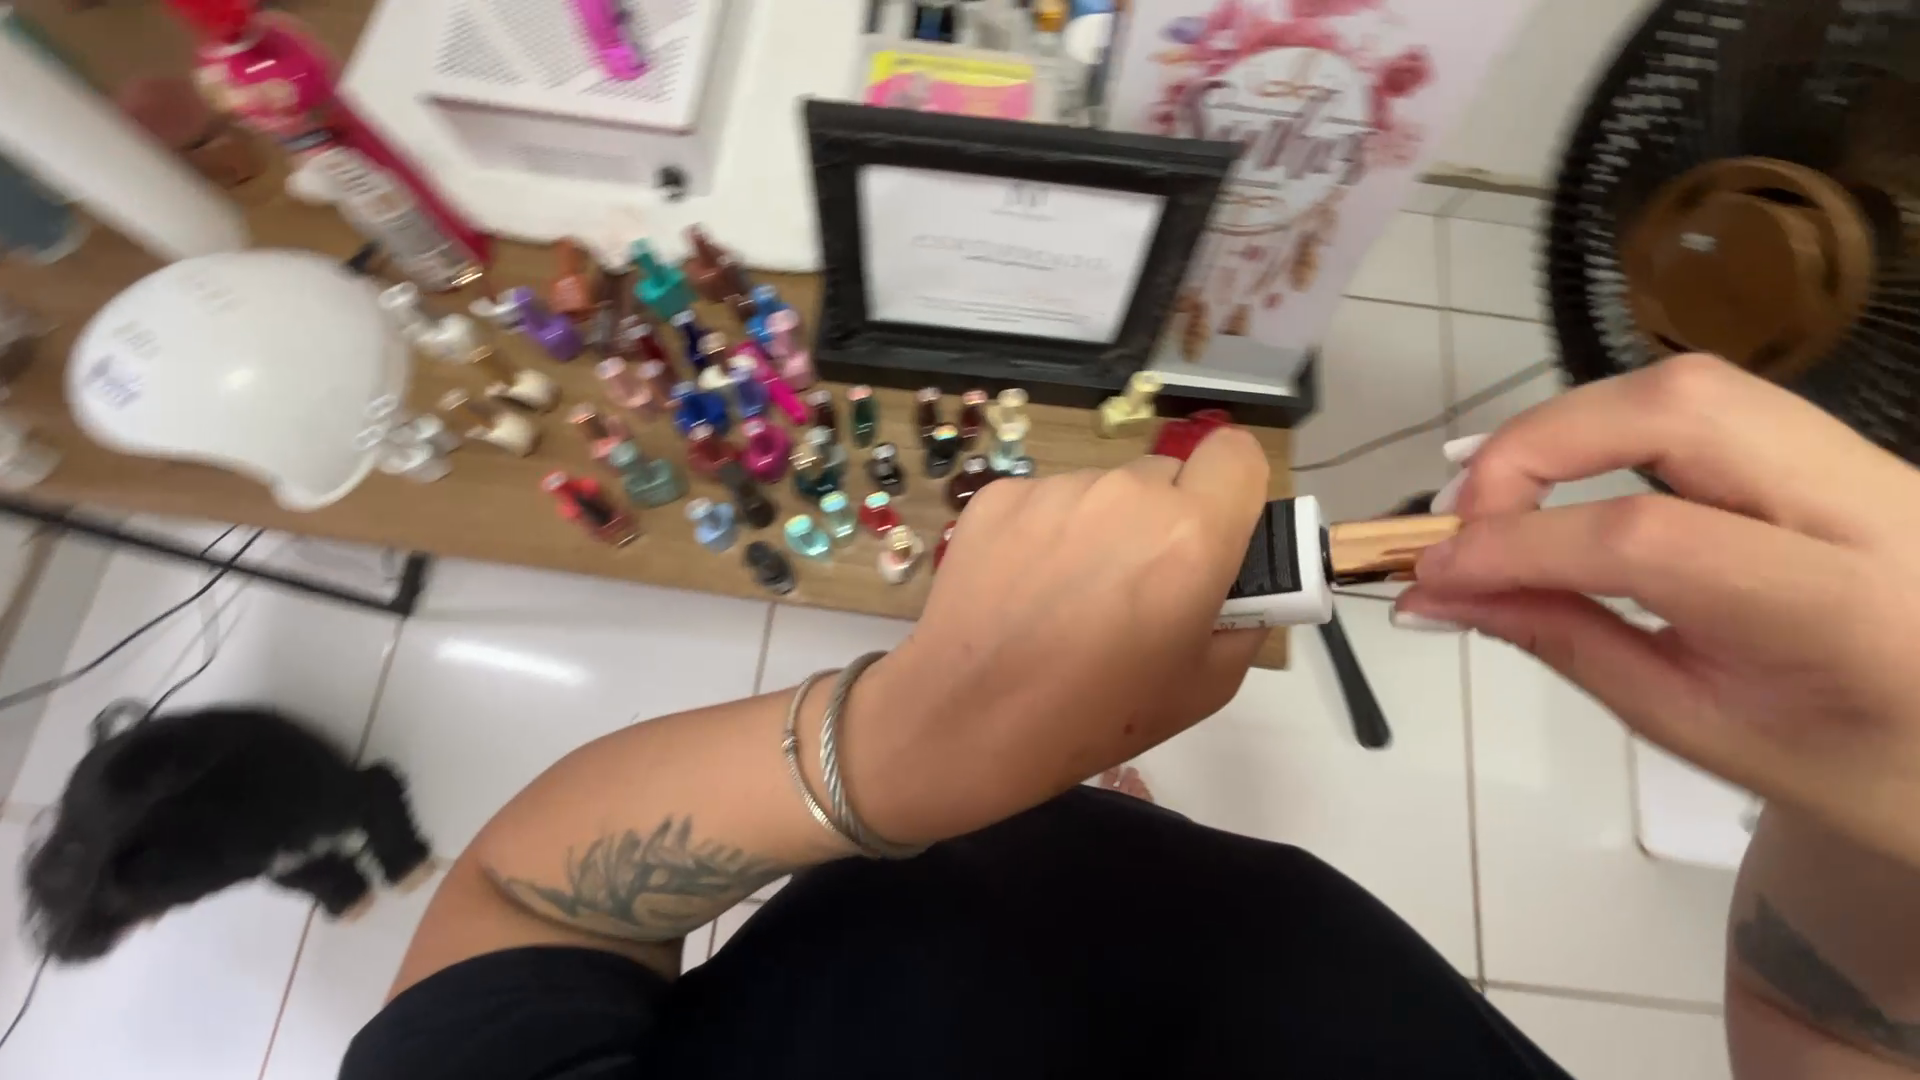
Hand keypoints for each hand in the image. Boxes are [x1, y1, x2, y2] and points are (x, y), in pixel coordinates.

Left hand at [845, 428, 1272, 845]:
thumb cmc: (1095, 715)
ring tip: (1065, 595)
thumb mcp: (1205, 685)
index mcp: (1190, 533)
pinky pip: (1045, 500)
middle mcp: (1123, 493)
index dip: (1229, 490)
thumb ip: (1242, 614)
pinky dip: (1044, 532)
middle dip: (1162, 518)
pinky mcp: (997, 496)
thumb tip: (1238, 581)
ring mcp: (1053, 489)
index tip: (1214, 530)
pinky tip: (1022, 586)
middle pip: (1164, 476)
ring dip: (1099, 526)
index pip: (1236, 453)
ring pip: (1100, 490)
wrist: (968, 719)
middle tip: (1134, 584)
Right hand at [1396, 353, 1919, 867]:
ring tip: (1498, 500)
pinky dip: (1597, 433)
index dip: (1513, 544)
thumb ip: (1555, 638)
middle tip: (1462, 515)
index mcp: (1848, 613)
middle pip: (1677, 406)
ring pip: (1687, 388)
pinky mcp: (1834, 450)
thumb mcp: (1686, 721)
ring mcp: (1867, 462)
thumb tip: (1429, 598)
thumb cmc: (1846, 768)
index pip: (1646, 538)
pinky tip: (1556, 486)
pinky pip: (1696, 410)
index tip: (1428, 573)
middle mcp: (1875, 507)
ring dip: (1561, 430)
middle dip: (1533, 445)